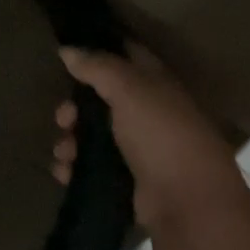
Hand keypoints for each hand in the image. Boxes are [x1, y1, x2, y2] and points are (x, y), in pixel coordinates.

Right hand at [52, 46, 248, 230]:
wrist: (186, 200)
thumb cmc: (162, 135)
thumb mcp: (130, 90)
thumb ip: (98, 67)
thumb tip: (68, 50)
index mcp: (154, 83)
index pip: (125, 55)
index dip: (98, 51)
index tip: (65, 54)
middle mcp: (146, 112)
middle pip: (99, 100)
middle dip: (74, 109)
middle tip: (63, 119)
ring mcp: (137, 148)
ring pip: (91, 136)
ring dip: (70, 142)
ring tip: (64, 154)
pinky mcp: (126, 178)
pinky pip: (91, 167)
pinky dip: (74, 168)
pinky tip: (65, 173)